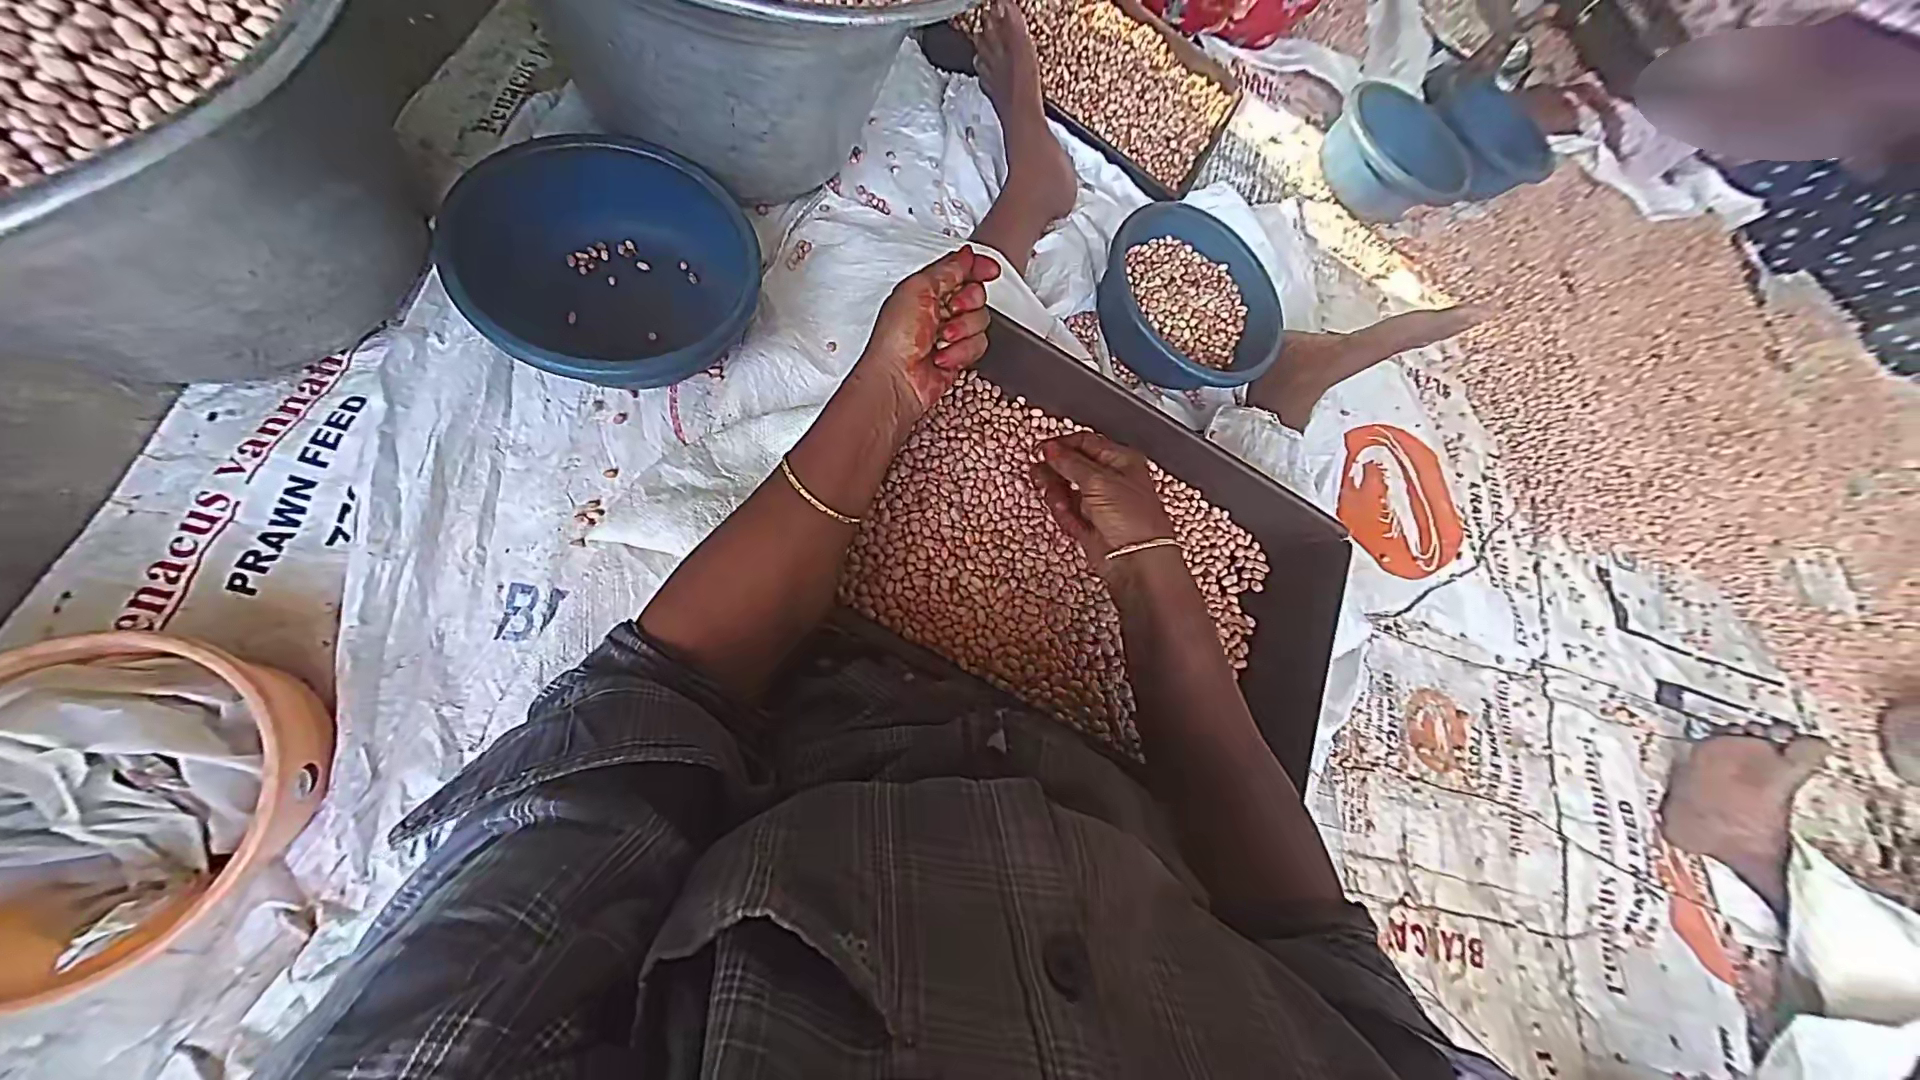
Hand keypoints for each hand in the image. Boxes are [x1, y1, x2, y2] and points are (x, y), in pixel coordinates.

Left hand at [857, 246, 1001, 420]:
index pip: (960, 271)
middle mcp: (939, 310)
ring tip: (942, 338)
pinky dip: (962, 351)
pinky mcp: (959, 355)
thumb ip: (947, 269)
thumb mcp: (918, 288)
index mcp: (927, 289)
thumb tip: (967, 255)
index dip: (977, 267)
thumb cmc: (897, 339)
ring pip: (981, 321)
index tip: (990, 270)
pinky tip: (943, 356)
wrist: (897, 379)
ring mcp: (950, 334)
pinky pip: (978, 345)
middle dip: (968, 302)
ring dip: (963, 330)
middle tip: (952, 310)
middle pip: (977, 295)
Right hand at [1030, 431, 1175, 568]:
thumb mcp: (1098, 480)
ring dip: (1055, 491)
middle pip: (1074, 467)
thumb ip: (1070, 462)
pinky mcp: (1089, 525)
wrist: (1136, 559)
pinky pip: (1068, 513)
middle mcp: (1111, 480)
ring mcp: (1099, 504)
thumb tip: (1050, 449)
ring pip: (1067, 490)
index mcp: (1121, 461)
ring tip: (1048, 492)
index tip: (1042, 449)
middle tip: (1038, 470)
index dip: (1063, 444)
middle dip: (1055, 469)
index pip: (1087, 443)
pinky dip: (1063, 512)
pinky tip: (1063, 512)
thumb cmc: (1132, 518)